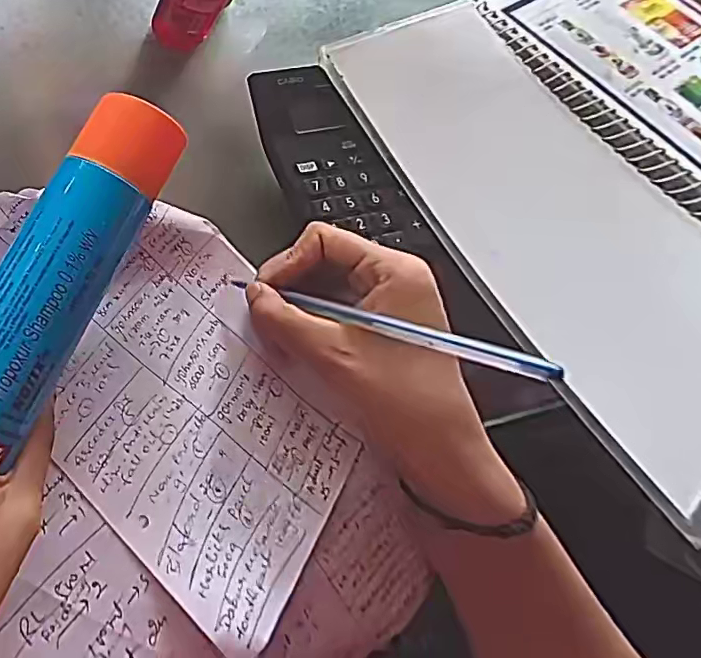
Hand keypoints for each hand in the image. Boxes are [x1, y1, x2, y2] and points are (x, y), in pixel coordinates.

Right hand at [247, 222, 524, 525]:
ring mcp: (389, 305)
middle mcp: (395, 281)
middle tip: (266, 314)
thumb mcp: (333, 356)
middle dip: (290, 288)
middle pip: (322, 261)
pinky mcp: (380, 329)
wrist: (444, 460)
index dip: (288, 262)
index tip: (266, 290)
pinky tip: (297, 348)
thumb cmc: (412, 407)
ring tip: (281, 336)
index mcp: (396, 272)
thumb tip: (256, 296)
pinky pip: (334, 312)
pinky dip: (310, 326)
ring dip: (297, 310)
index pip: (323, 240)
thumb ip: (284, 319)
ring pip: (325, 288)